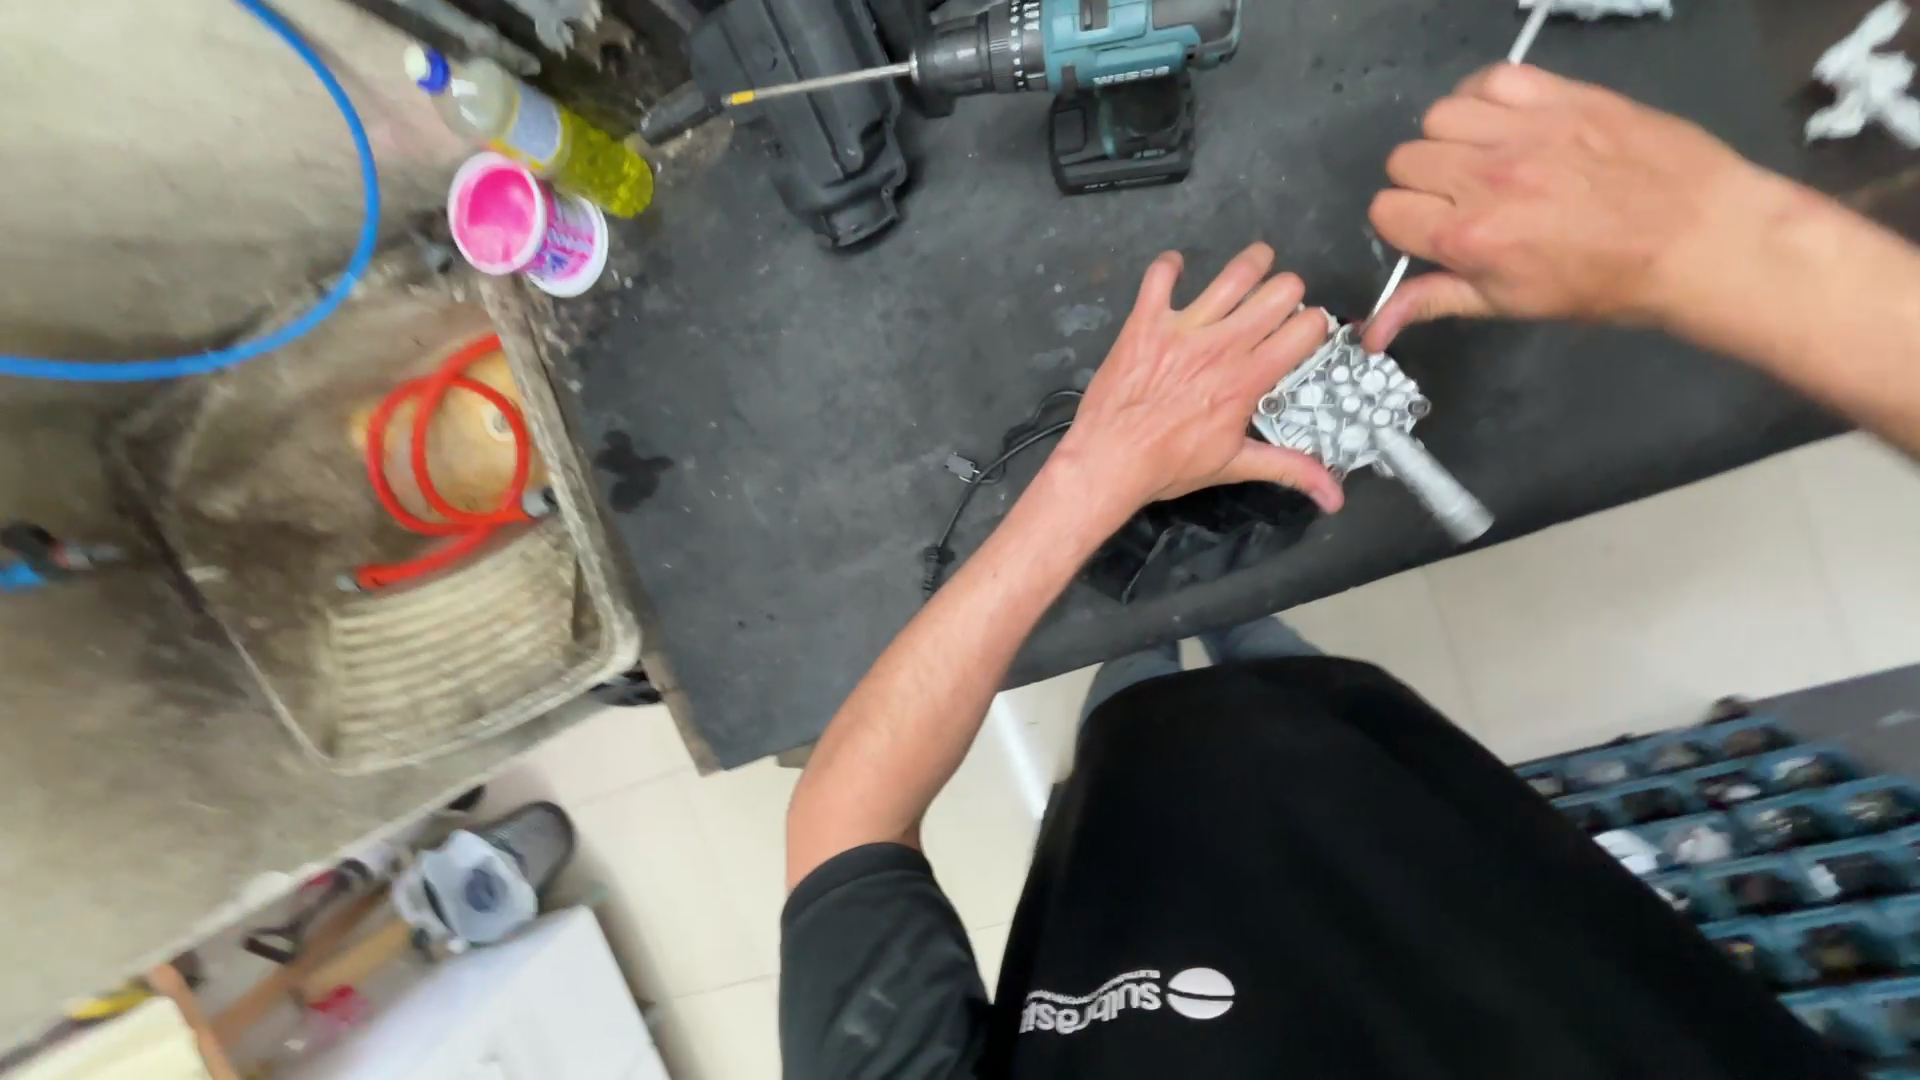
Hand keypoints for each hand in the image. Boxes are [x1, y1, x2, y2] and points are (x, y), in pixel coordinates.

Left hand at [1050, 243, 1343, 515]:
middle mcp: (1222, 345)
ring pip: (1235, 273)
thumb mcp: (1233, 466)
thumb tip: (1335, 495)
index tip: (1302, 335)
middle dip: (1288, 293)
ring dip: (1252, 264)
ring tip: (1256, 266)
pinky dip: (1169, 268)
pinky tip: (1176, 272)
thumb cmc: (1168, 466)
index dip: (1313, 327)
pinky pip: (1160, 275)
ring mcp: (1182, 329)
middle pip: (1281, 290)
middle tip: (1275, 308)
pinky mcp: (1144, 322)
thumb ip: (1289, 468)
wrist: (1108, 461)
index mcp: (1249, 378)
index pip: (1308, 327)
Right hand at [1363, 63, 1780, 351]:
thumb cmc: (1595, 282)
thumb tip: (1370, 334)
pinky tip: (1501, 124)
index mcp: (1467, 235)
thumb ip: (1429, 302)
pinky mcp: (1565, 97)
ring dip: (1446, 139)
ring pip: (1438, 117)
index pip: (1384, 211)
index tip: (1427, 232)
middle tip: (1456, 199)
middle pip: (1404, 161)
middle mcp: (1487, 177)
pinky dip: (1484, 97)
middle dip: (1418, 184)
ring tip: (1477, 159)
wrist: (1696, 238)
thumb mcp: (1504, 304)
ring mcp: (1527, 130)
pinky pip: (1493, 78)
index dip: (1399, 224)